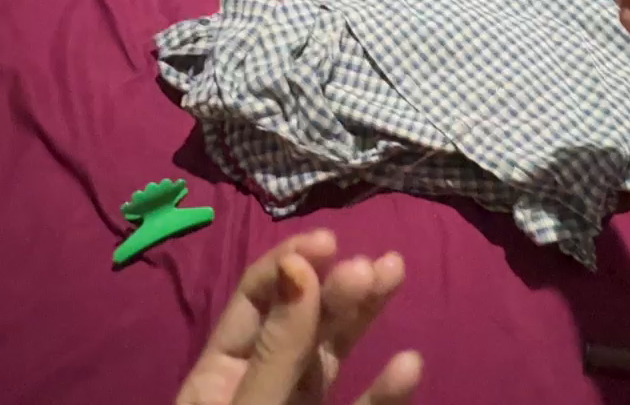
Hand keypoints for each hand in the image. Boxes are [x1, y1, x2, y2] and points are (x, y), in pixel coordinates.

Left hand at [177, 230, 421, 404]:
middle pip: (303, 316)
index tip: (328, 240)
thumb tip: (299, 266)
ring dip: (365, 312)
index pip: (256, 295)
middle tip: (372, 265)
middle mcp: (262, 379)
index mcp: (220, 371)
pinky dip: (384, 391)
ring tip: (395, 271)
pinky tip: (409, 364)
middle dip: (337, 283)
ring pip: (335, 351)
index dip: (289, 262)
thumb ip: (277, 347)